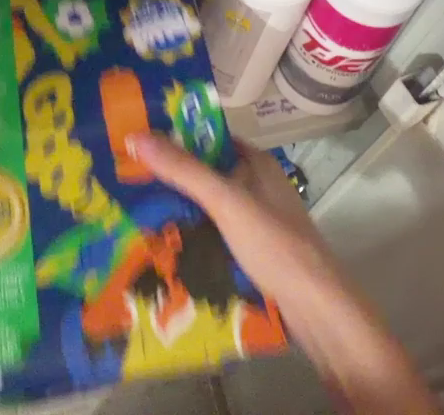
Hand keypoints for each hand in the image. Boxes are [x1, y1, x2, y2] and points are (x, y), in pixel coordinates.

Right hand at [130, 136, 441, 414]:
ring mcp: (258, 217)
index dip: (174, 136)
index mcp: (256, 161)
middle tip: (126, 180)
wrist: (317, 307)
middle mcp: (257, 182)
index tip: (135, 142)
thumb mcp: (225, 201)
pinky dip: (194, 232)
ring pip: (210, 203)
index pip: (208, 136)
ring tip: (135, 211)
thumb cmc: (273, 243)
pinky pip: (216, 230)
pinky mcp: (255, 247)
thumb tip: (135, 136)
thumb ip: (182, 169)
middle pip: (206, 170)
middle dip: (172, 175)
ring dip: (180, 207)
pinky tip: (168, 244)